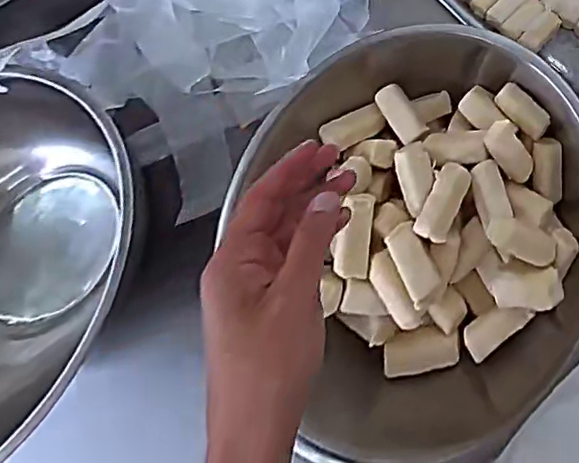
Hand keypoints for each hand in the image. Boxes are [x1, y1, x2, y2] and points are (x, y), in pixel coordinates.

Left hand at [201, 141, 354, 462]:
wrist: (254, 431)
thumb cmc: (267, 369)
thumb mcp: (294, 297)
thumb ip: (310, 241)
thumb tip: (327, 195)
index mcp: (231, 263)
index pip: (260, 200)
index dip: (289, 169)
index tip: (317, 147)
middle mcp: (238, 268)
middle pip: (272, 210)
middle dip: (305, 182)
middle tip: (337, 157)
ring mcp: (253, 285)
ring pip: (285, 229)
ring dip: (314, 205)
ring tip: (347, 182)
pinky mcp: (269, 300)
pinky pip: (292, 252)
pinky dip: (316, 233)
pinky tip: (338, 222)